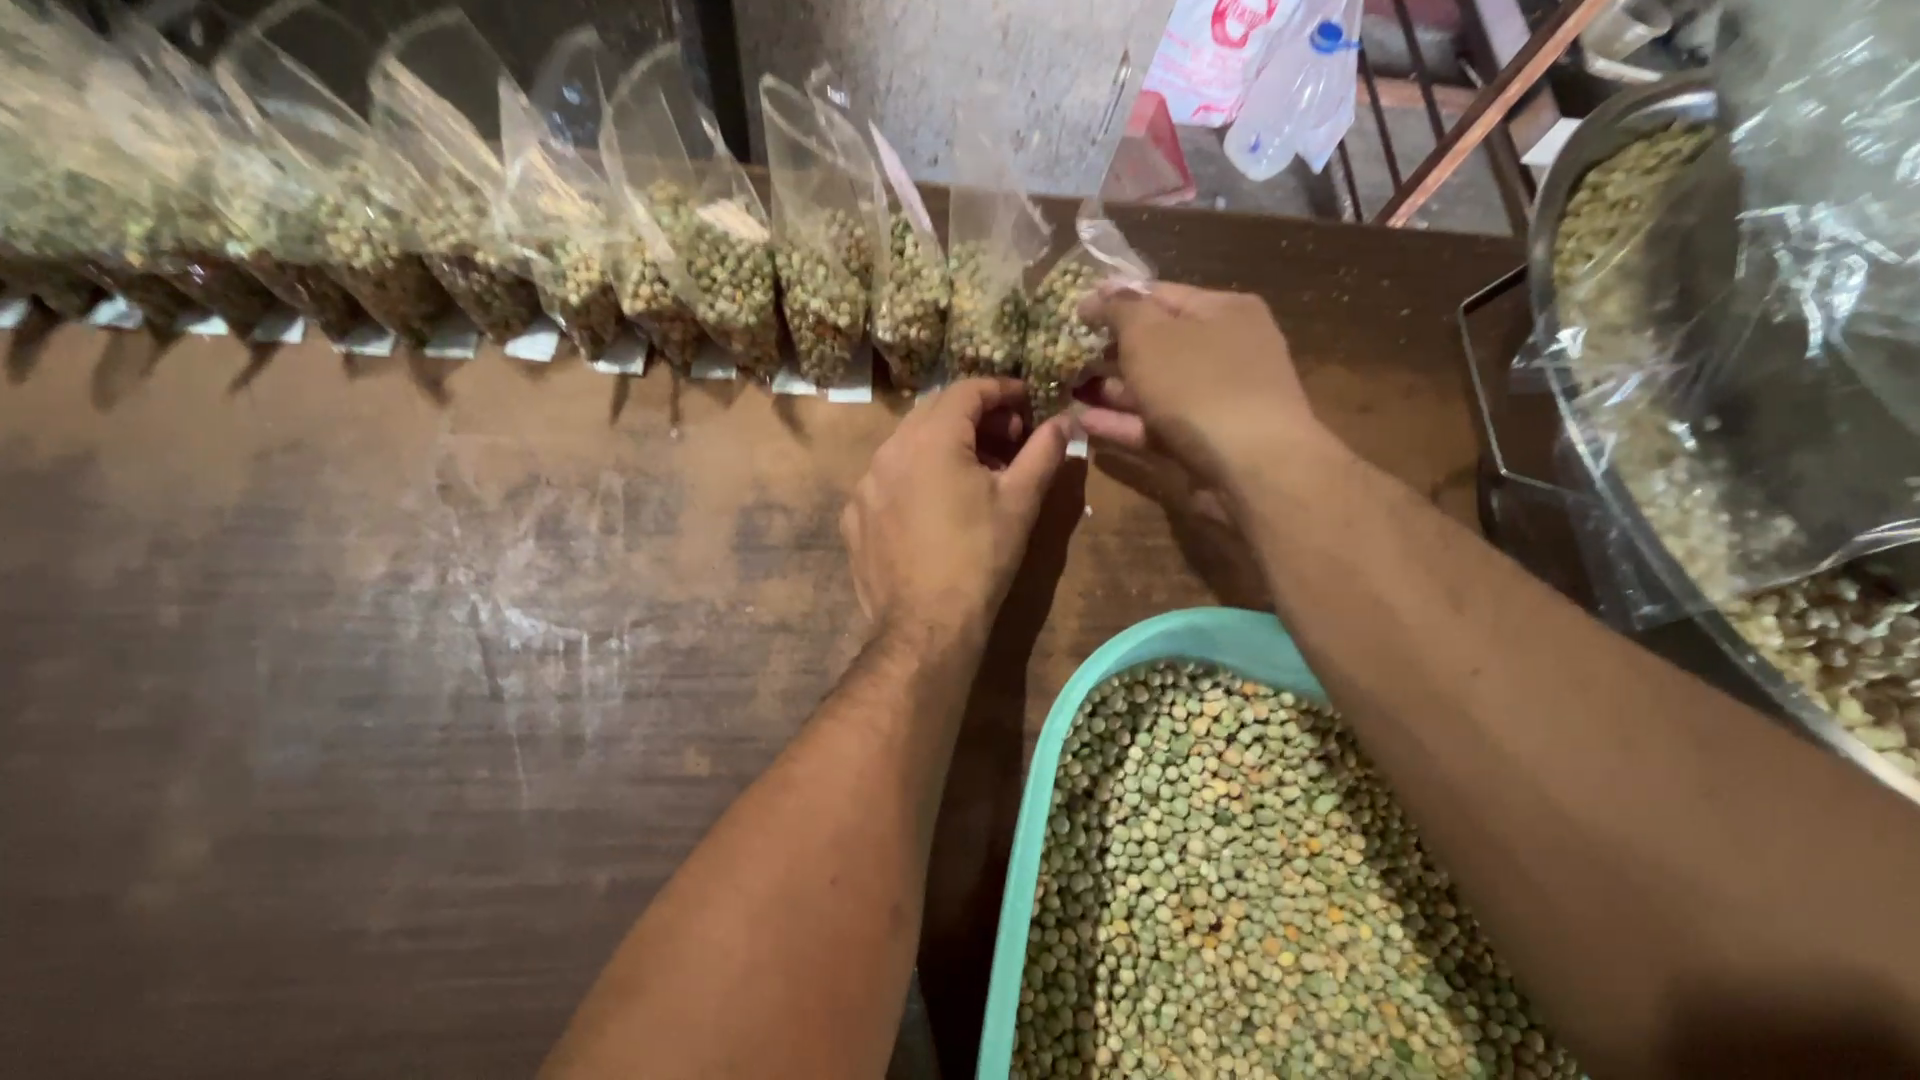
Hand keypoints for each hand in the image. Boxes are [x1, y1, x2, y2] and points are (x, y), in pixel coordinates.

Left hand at [841, 378, 1069, 642]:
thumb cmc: (980, 558)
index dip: (1003, 391)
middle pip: (935, 412)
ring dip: (945, 447)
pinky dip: (915, 479)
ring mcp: (865, 484)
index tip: (1028, 404)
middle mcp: (889, 450)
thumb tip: (1065, 422)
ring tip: (976, 475)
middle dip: (975, 417)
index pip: (967, 389)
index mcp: (930, 438)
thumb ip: (1044, 452)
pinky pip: (888, 481)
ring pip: (908, 446)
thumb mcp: (1021, 501)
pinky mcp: (853, 516)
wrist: (925, 626)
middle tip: (1009, 440)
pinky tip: (936, 509)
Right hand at [1078, 283, 1329, 489]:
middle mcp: (1226, 350)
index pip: (1160, 294)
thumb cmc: (1199, 384)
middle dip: (1110, 350)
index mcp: (1223, 311)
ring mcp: (1217, 400)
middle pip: (1158, 344)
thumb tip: (1100, 293)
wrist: (1252, 467)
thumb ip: (1120, 310)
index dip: (1115, 301)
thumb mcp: (1149, 335)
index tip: (1074, 313)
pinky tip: (1084, 423)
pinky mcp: (1205, 442)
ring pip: (1155, 388)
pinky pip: (1157, 425)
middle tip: (1065, 355)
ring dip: (1112, 390)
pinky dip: (1123, 424)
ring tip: (1067, 390)